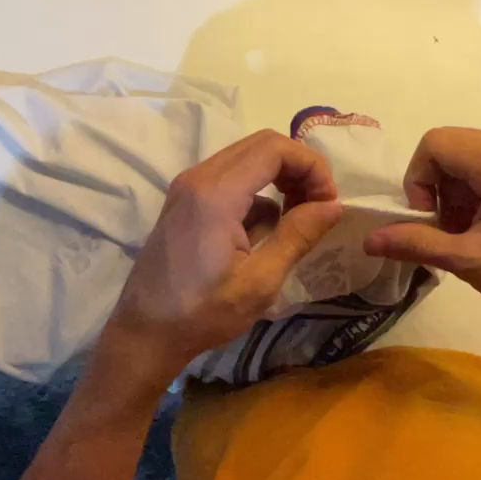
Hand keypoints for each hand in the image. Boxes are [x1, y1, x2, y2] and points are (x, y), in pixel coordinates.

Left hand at [103, 130, 341, 381]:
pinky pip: (230, 181)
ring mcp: (187, 189)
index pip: (274, 149)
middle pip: (261, 146)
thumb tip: (334, 206)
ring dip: (279, 180)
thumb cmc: (203, 313)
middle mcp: (198, 178)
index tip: (329, 203)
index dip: (311, 167)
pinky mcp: (185, 204)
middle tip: (319, 208)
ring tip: (298, 221)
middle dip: (299, 170)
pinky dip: (258, 194)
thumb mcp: (259, 281)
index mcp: (215, 193)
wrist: (146, 333)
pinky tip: (266, 233)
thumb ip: (297, 236)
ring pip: (246, 161)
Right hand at [363, 127, 480, 335]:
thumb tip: (369, 240)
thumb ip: (415, 243)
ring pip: (465, 159)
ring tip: (461, 235)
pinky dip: (470, 196)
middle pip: (450, 147)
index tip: (428, 219)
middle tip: (443, 229)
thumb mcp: (467, 261)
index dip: (418, 179)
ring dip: (451, 194)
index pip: (436, 144)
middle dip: (434, 187)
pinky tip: (478, 230)